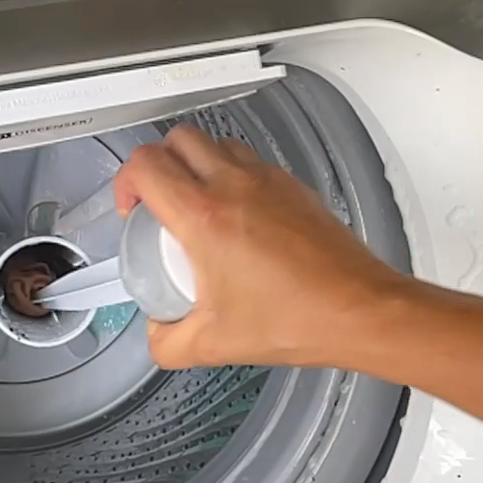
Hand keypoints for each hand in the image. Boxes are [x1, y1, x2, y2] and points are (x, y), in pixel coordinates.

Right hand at [113, 125, 405, 368]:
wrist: (358, 311)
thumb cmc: (299, 318)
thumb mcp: (213, 343)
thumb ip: (167, 340)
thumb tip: (156, 332)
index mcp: (206, 217)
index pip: (146, 166)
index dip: (125, 183)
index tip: (133, 210)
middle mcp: (236, 186)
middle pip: (178, 139)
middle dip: (157, 164)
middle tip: (158, 200)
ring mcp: (268, 181)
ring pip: (216, 142)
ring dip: (195, 163)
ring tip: (195, 203)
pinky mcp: (293, 187)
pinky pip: (250, 161)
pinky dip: (232, 173)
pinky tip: (237, 213)